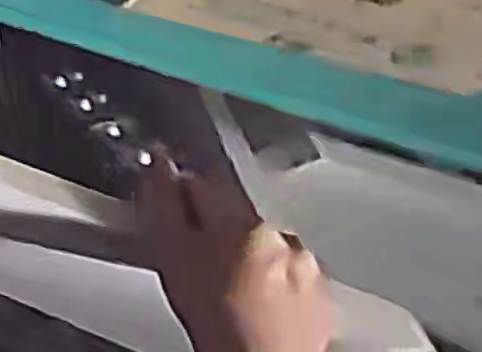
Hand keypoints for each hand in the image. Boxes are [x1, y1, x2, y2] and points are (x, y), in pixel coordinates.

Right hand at [140, 165, 336, 351]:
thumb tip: (160, 165)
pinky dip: (268, 277)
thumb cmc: (215, 316)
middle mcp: (281, 236)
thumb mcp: (169, 246)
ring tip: (222, 279)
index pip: (200, 182)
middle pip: (231, 212)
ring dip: (241, 250)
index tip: (167, 210)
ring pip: (259, 241)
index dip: (176, 195)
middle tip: (192, 252)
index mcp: (243, 217)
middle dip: (211, 224)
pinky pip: (285, 271)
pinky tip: (250, 296)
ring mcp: (306, 269)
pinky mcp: (321, 299)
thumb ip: (162, 197)